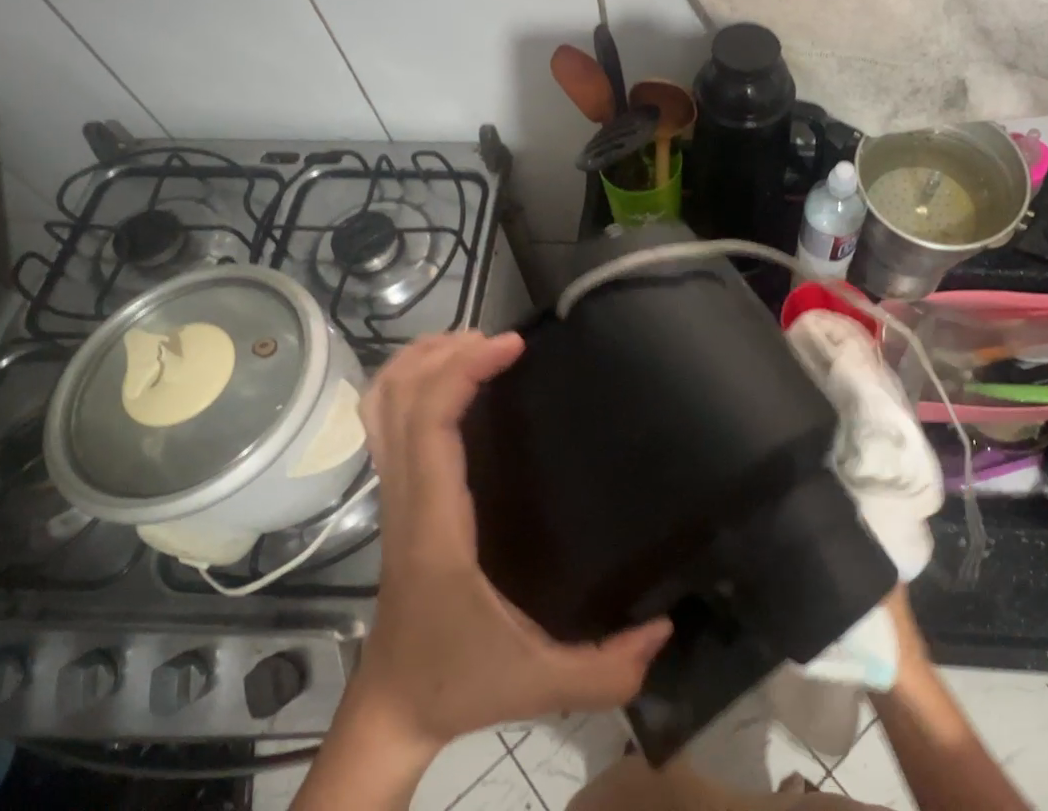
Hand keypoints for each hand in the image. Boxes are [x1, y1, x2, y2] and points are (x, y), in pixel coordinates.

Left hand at [355, 331, 671, 746]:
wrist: (394, 709)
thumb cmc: (461, 686)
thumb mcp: (543, 686)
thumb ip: (608, 668)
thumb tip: (666, 629)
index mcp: (438, 531)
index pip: (429, 428)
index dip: (460, 373)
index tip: (510, 345)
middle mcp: (408, 504)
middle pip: (395, 401)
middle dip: (441, 353)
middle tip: (499, 339)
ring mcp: (395, 502)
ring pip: (381, 410)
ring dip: (419, 364)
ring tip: (473, 345)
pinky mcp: (398, 505)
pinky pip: (387, 429)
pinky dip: (409, 389)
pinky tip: (449, 384)